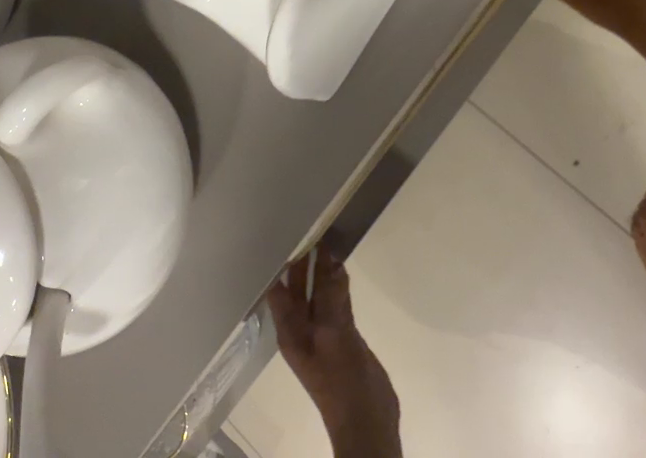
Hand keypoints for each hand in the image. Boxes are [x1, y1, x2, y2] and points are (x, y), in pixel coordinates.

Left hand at [266, 250, 401, 456]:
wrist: (366, 419)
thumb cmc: (341, 380)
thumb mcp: (334, 335)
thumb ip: (330, 297)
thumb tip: (329, 261)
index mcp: (291, 331)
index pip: (279, 290)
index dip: (281, 265)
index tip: (288, 235)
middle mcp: (303, 329)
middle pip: (299, 289)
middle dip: (303, 263)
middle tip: (312, 228)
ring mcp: (324, 332)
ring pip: (319, 294)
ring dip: (322, 272)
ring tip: (328, 240)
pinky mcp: (344, 336)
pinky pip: (337, 303)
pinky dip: (339, 286)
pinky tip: (343, 268)